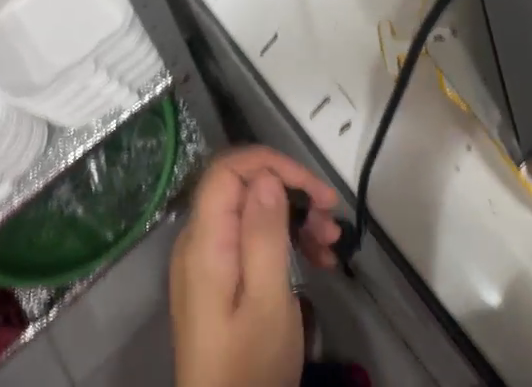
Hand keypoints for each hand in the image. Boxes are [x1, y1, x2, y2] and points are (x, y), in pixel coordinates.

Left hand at [169, 147, 342, 386]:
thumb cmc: (249, 366)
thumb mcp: (266, 300)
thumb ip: (264, 234)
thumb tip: (266, 176)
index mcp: (205, 243)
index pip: (228, 170)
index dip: (272, 164)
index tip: (314, 189)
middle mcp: (200, 242)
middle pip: (243, 188)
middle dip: (291, 192)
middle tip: (332, 218)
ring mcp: (208, 261)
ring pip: (252, 212)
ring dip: (295, 218)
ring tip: (331, 245)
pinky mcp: (220, 279)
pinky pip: (252, 240)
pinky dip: (286, 241)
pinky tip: (316, 260)